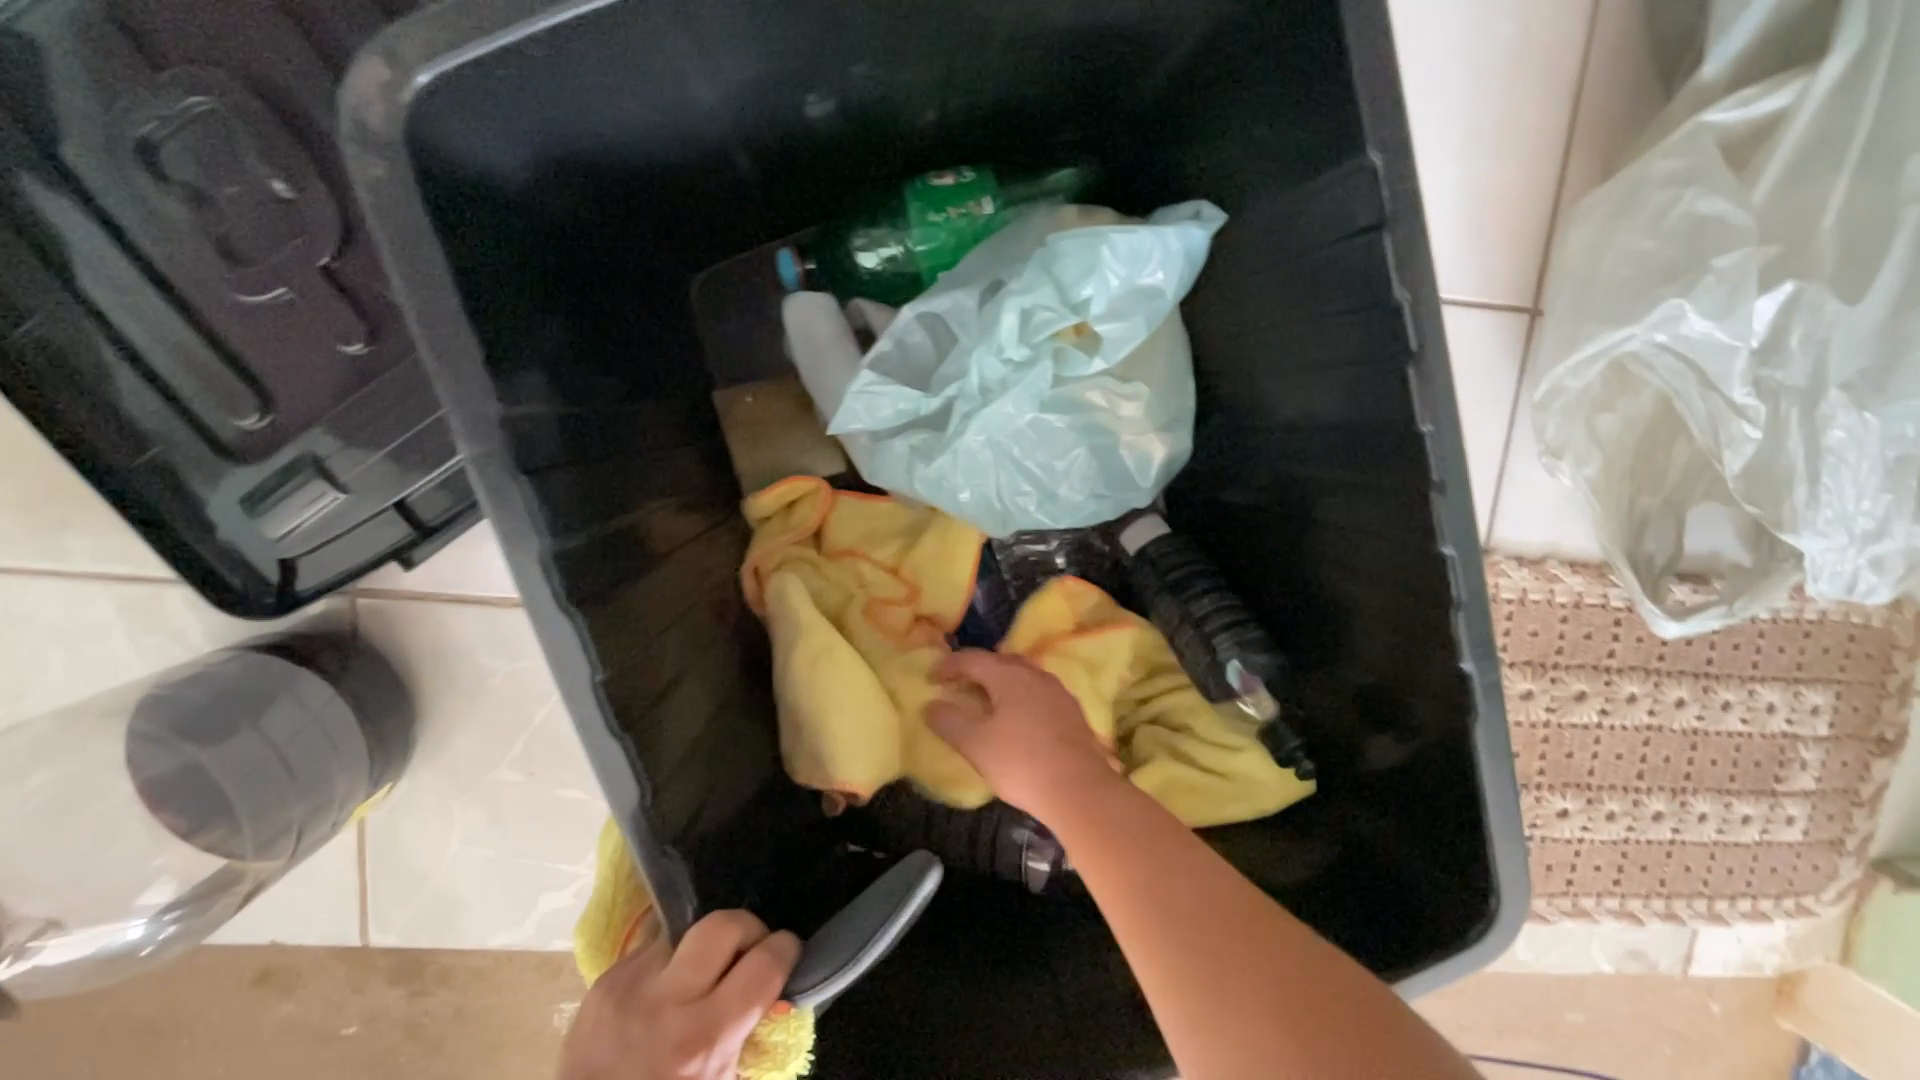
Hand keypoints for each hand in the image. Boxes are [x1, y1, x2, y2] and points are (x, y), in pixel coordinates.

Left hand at [558, 910, 799, 1079]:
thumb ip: (752, 1032)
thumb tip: (781, 990)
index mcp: (704, 1037)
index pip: (764, 964)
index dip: (786, 949)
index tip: (786, 951)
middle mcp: (667, 1001)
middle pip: (724, 924)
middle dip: (748, 928)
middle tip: (749, 949)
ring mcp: (631, 983)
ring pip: (687, 931)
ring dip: (702, 948)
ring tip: (700, 974)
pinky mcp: (605, 977)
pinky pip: (653, 947)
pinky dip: (668, 962)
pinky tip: (663, 989)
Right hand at [925, 649, 1120, 821]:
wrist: (1080, 790)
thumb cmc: (1020, 762)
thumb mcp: (975, 744)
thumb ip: (948, 721)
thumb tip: (930, 705)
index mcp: (1009, 676)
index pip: (972, 659)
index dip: (948, 665)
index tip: (931, 679)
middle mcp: (1036, 675)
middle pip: (1001, 662)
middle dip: (977, 671)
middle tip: (959, 687)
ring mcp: (1059, 693)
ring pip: (1024, 677)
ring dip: (1002, 683)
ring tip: (988, 702)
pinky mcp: (1074, 713)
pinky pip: (1040, 694)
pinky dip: (1022, 698)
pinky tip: (1020, 720)